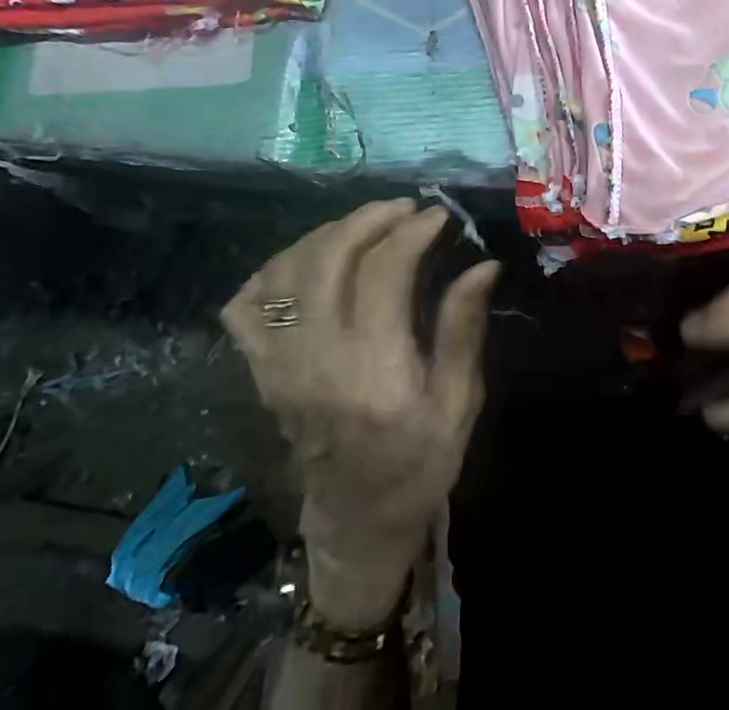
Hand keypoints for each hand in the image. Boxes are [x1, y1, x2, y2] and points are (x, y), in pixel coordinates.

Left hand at [223, 200, 499, 628]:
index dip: (412, 231)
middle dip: (369, 218)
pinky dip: (271, 271)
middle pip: (329, 256)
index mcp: (373, 371)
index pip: (383, 271)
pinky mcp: (260, 369)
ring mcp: (279, 363)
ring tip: (365, 227)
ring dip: (328, 234)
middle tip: (403, 210)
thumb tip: (482, 265)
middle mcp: (317, 359)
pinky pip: (246, 304)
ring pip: (287, 269)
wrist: (356, 518)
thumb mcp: (459, 406)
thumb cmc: (419, 465)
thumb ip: (463, 331)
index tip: (438, 217)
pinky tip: (307, 262)